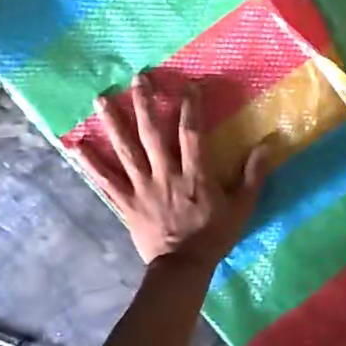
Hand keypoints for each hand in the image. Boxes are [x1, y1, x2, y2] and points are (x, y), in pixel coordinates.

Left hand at [74, 73, 268, 267]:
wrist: (183, 268)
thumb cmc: (214, 236)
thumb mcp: (242, 206)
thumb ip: (253, 174)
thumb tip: (269, 143)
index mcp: (194, 174)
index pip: (191, 133)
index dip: (190, 106)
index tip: (187, 84)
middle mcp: (165, 175)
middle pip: (152, 133)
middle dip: (145, 103)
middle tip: (138, 77)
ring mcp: (142, 188)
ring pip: (125, 150)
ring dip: (113, 123)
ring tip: (101, 99)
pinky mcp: (126, 203)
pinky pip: (106, 181)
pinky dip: (90, 163)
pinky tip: (76, 145)